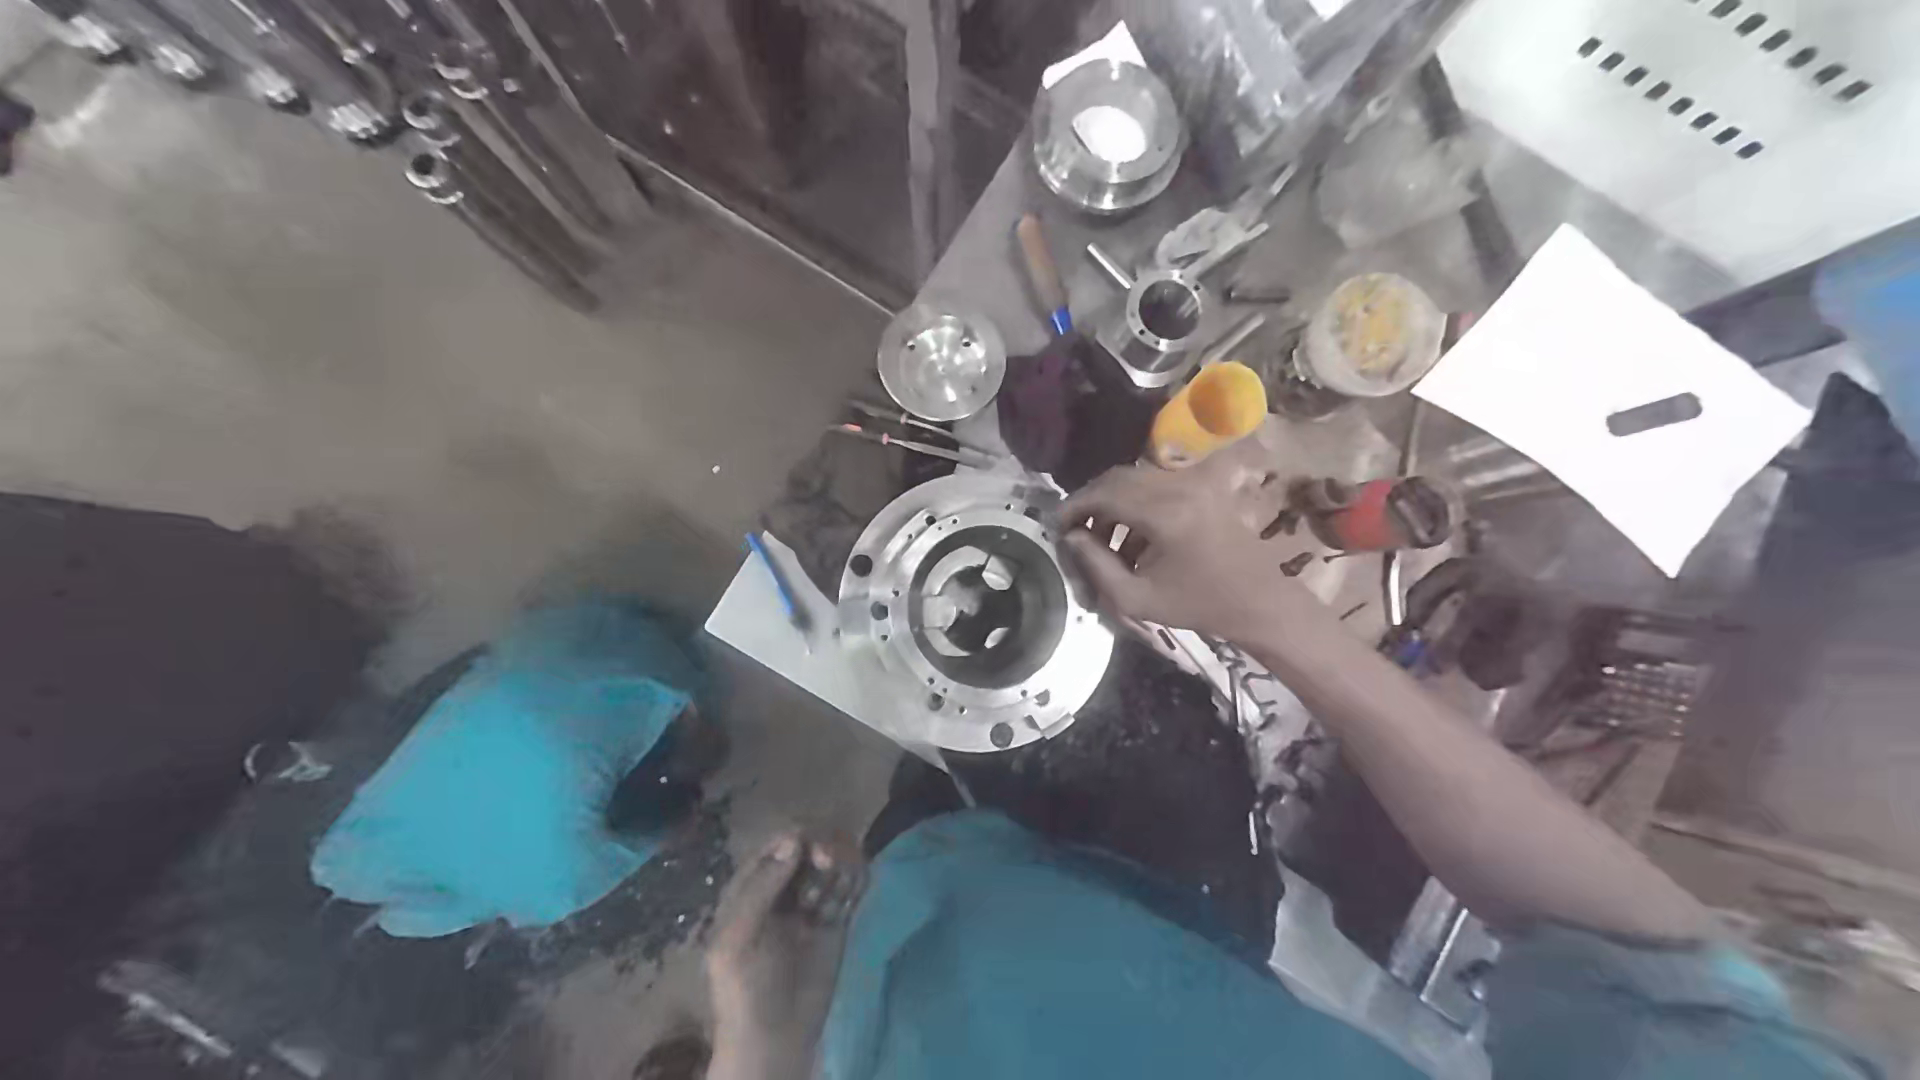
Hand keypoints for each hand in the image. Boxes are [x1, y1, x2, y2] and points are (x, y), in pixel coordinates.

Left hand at [706, 833, 864, 1079]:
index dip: (800, 837)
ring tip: (836, 892)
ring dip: (843, 862)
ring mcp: (813, 901)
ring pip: (837, 858)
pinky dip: (858, 878)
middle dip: (825, 846)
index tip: (814, 852)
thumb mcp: (736, 940)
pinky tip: (853, 891)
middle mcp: (785, 886)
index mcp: (753, 886)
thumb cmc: (744, 992)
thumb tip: (794, 838)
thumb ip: (760, 887)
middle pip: (813, 843)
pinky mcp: (838, 918)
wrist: (773, 1044)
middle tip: (829, 864)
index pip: (781, 842)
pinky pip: (854, 883)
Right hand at [1059, 449, 1328, 647]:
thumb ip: (1096, 566)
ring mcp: (1194, 482)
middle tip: (1074, 530)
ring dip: (1111, 502)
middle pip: (1117, 478)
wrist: (1259, 601)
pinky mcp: (1202, 485)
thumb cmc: (1198, 606)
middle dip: (1089, 501)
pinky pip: (1155, 483)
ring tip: (1100, 539)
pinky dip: (1134, 503)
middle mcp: (1179, 486)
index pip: (1104, 494)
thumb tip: (1071, 536)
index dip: (1074, 506)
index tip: (1057, 526)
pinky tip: (1130, 539)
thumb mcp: (1136, 599)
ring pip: (1134, 477)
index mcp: (1165, 513)